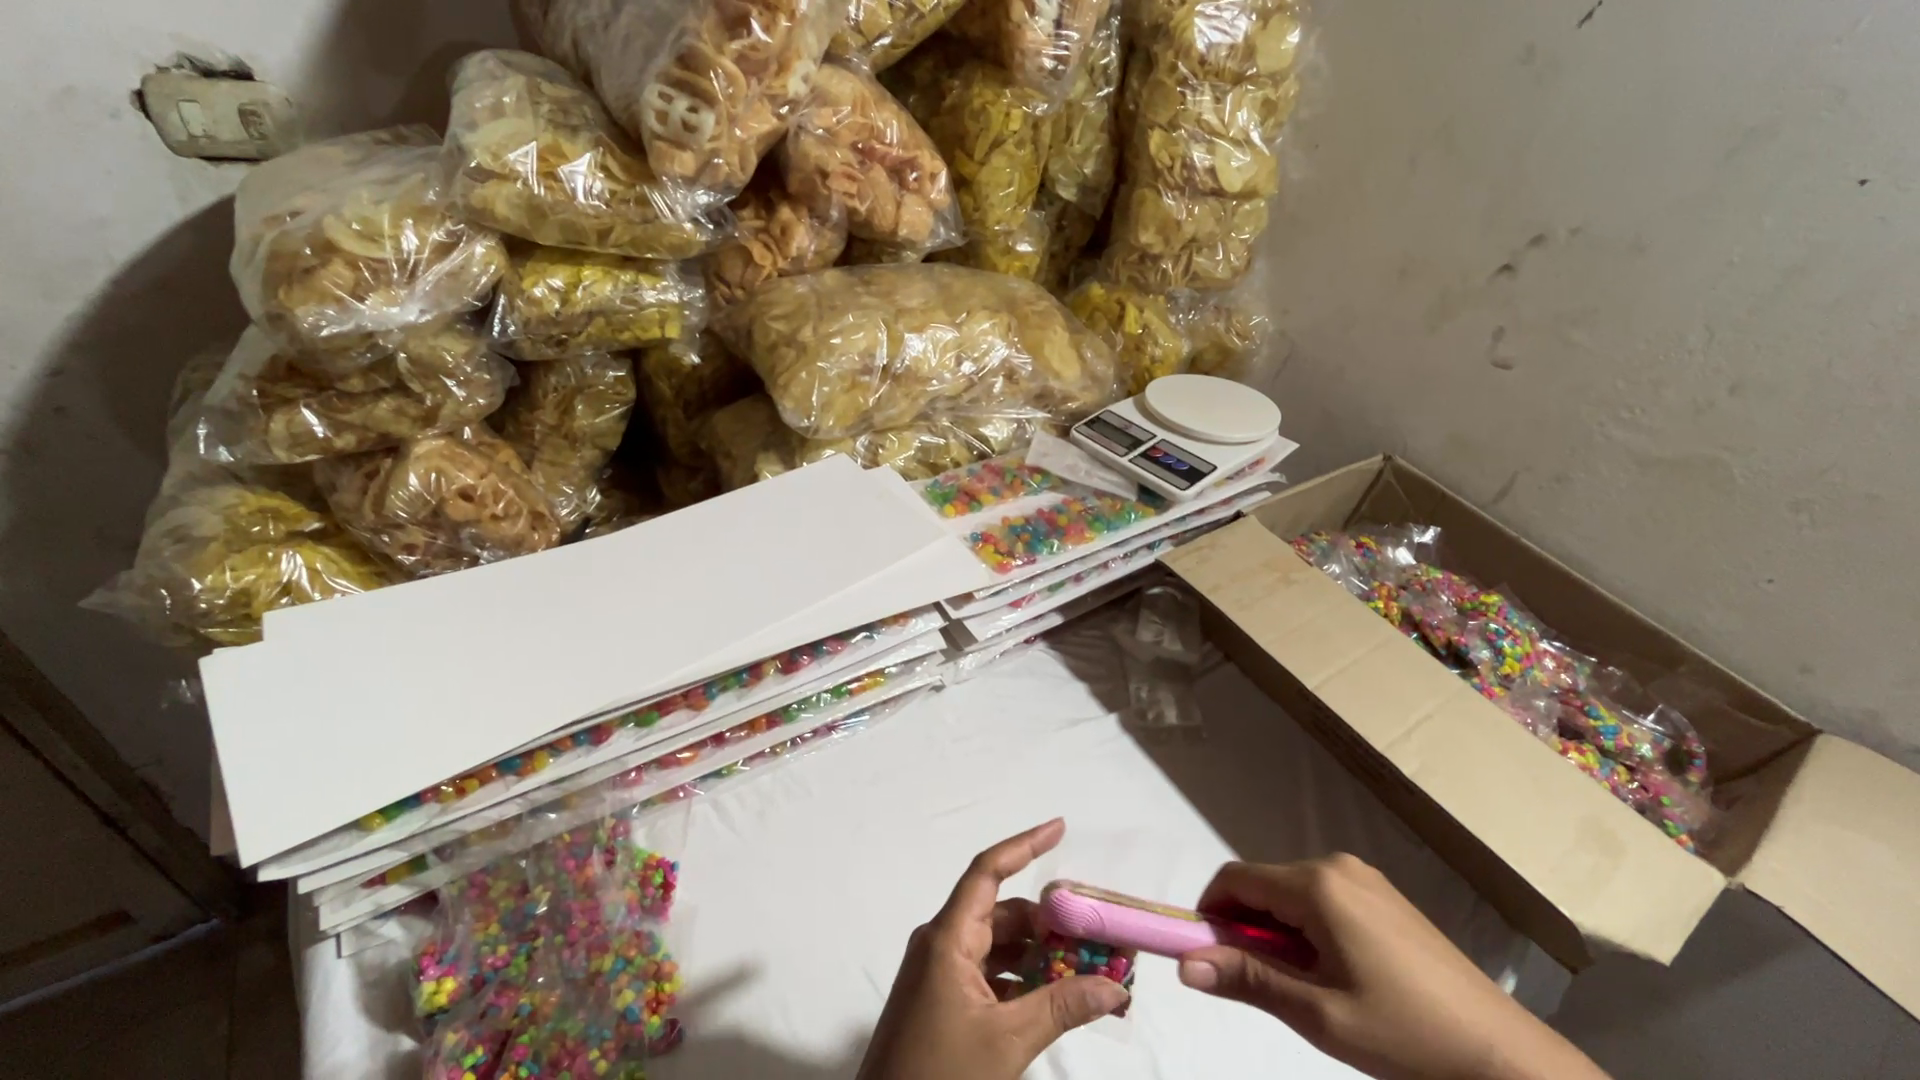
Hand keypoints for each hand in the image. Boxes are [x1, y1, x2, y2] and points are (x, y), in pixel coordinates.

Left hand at [857, 819, 1130, 1079]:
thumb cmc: (940, 1073)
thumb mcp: (1007, 1041)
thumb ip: (1062, 1008)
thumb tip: (1115, 988)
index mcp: (948, 938)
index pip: (987, 872)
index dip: (1024, 845)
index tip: (1060, 828)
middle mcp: (942, 944)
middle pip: (1002, 913)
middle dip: (1049, 919)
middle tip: (1096, 929)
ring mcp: (941, 973)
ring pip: (999, 946)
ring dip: (1040, 954)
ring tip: (1088, 965)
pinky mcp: (943, 1000)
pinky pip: (990, 973)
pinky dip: (1023, 979)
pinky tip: (1058, 995)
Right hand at [1178, 856, 1608, 1079]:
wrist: (1502, 1054)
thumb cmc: (1403, 1032)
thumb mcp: (1317, 1013)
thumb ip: (1247, 980)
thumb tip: (1183, 965)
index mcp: (1318, 885)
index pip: (1235, 879)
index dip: (1208, 914)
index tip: (1206, 958)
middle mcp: (1338, 866)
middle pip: (1263, 885)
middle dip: (1244, 928)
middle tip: (1256, 984)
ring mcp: (1366, 879)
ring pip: (1292, 894)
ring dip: (1276, 932)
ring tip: (1301, 988)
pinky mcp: (1386, 898)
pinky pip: (1323, 900)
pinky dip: (1306, 930)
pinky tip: (1333, 975)